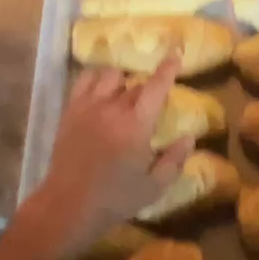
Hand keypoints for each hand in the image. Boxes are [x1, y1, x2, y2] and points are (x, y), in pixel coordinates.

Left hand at [24, 56, 191, 255]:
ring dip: (123, 81)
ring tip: (125, 94)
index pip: (156, 86)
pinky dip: (97, 78)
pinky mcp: (71, 109)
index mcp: (137, 124)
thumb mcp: (153, 187)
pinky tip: (101, 89)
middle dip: (146, 89)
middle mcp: (113, 107)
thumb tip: (190, 137)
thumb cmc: (115, 200)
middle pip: (135, 84)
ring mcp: (89, 105)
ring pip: (110, 75)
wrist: (68, 205)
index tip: (176, 54)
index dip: (168, 68)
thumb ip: (174, 160)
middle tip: (149, 104)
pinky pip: (85, 79)